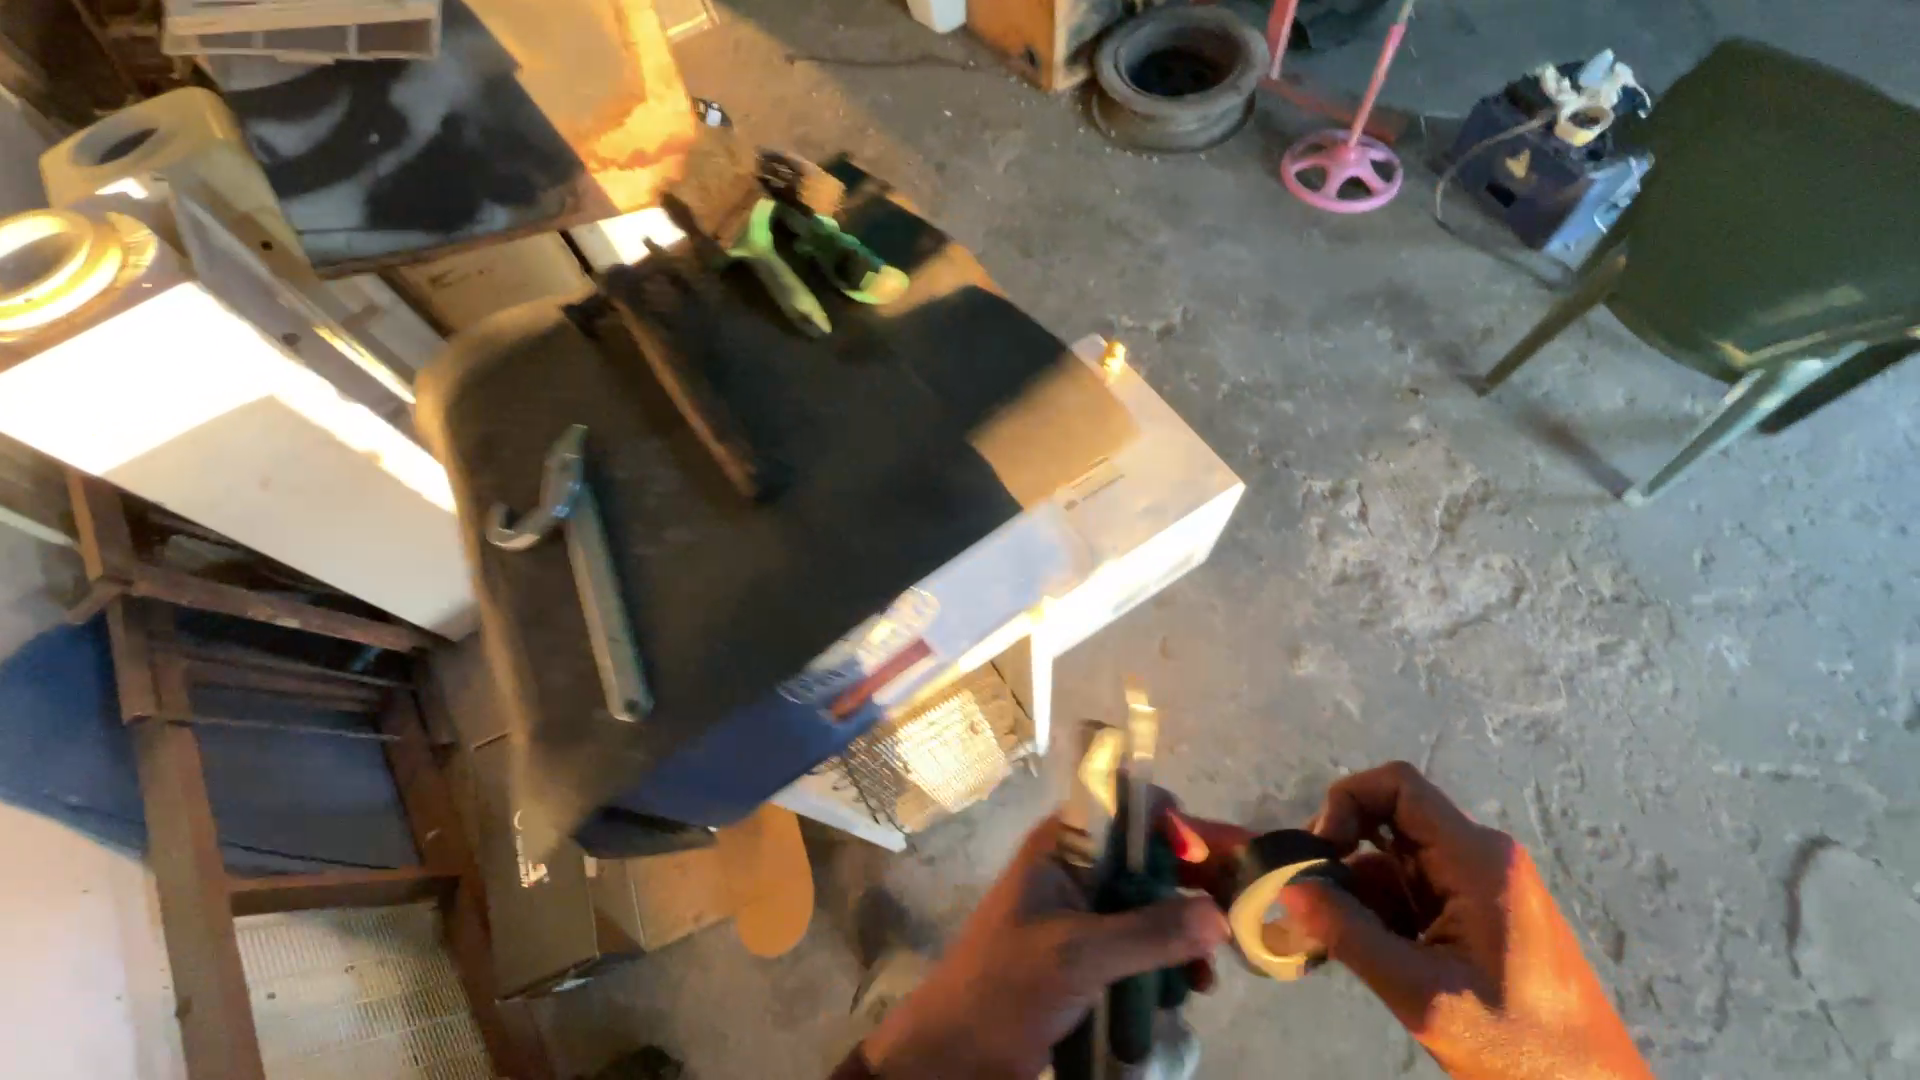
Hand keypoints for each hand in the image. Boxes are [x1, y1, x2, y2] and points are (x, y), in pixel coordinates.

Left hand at [860, 816, 1228, 1077]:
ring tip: (1209, 974)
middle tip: (1247, 908)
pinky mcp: (1087, 956)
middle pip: (1147, 858)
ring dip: (1186, 931)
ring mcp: (1081, 914)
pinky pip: (1140, 944)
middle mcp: (1075, 870)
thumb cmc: (1006, 987)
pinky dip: (1167, 961)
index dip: (1174, 822)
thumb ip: (1148, 933)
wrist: (954, 1054)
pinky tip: (1189, 991)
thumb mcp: (1078, 956)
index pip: (1125, 808)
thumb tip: (1218, 914)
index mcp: (1062, 847)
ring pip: (1149, 904)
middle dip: (1195, 882)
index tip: (1223, 852)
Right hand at [1279, 762, 1653, 1079]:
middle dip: (1339, 853)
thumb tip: (1287, 887)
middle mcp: (1477, 857)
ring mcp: (1476, 886)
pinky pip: (1407, 892)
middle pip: (1387, 821)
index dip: (1345, 801)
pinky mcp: (1472, 915)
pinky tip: (1354, 951)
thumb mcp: (1422, 994)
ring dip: (1352, 891)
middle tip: (1307, 898)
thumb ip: (1350, 935)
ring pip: (1390, 861)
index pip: (1397, 785)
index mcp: (1476, 859)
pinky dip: (1373, 912)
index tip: (1319, 852)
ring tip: (1322, 938)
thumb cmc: (1520, 1048)